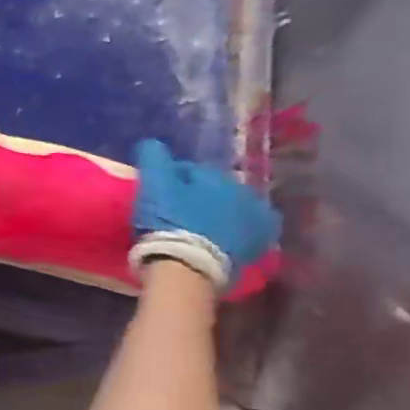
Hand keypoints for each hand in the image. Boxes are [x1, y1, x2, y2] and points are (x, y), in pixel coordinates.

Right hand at [130, 138, 280, 287]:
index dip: (169, 177)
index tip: (152, 190)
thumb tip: (152, 143)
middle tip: (172, 207)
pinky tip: (216, 237)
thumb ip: (153, 158)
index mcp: (219, 179)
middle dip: (195, 194)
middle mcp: (245, 195)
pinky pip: (244, 232)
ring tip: (193, 223)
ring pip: (229, 209)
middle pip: (213, 189)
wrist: (187, 266)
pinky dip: (231, 231)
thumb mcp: (153, 185)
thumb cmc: (167, 220)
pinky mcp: (257, 247)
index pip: (189, 170)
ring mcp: (256, 223)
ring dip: (214, 212)